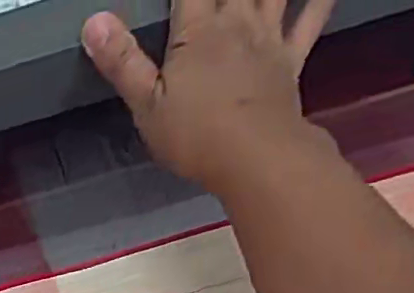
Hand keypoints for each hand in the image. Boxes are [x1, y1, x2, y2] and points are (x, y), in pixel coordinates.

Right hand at [81, 0, 334, 190]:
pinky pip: (311, 18)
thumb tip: (93, 21)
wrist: (254, 156)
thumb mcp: (145, 105)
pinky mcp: (290, 58)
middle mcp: (236, 20)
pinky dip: (319, 0)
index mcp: (196, 31)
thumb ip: (121, 62)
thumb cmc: (193, 135)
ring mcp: (268, 36)